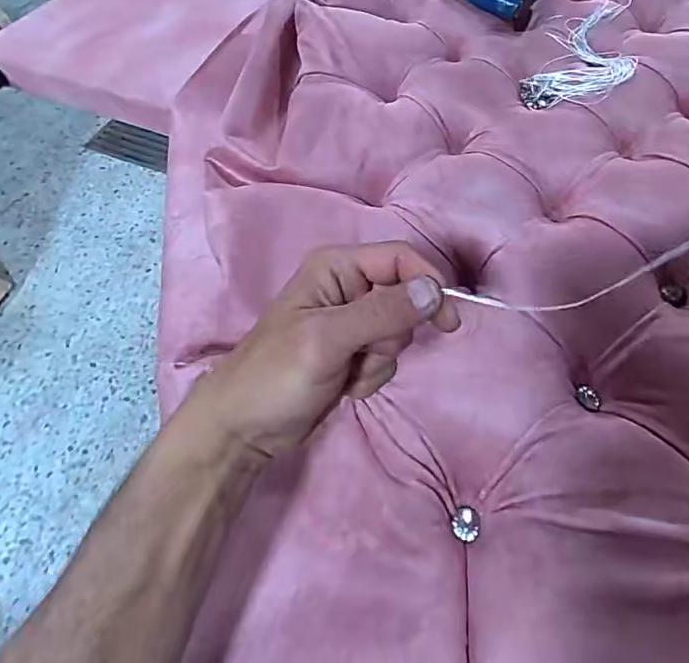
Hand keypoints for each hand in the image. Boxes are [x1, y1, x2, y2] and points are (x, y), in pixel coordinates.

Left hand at [179, 243, 460, 460]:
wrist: (242, 430)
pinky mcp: (354, 349)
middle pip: (405, 296)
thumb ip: (382, 313)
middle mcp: (348, 285)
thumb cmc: (275, 375)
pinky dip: (373, 374)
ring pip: (400, 330)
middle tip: (363, 352)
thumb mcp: (327, 340)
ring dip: (380, 358)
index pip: (400, 258)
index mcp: (337, 266)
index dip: (427, 282)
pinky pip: (388, 355)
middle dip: (393, 332)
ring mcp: (352, 319)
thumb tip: (434, 291)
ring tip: (346, 372)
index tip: (447, 319)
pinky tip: (344, 385)